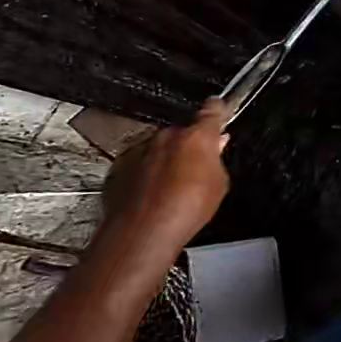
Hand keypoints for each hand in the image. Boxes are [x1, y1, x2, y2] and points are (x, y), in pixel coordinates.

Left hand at [100, 99, 232, 264]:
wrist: (144, 232)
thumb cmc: (183, 210)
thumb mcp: (219, 185)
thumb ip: (217, 161)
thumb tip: (215, 153)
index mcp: (198, 136)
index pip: (212, 110)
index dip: (218, 110)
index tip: (219, 109)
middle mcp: (168, 136)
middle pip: (183, 134)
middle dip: (189, 147)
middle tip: (196, 170)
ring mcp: (142, 149)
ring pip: (159, 149)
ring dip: (166, 162)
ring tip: (173, 190)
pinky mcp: (121, 166)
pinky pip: (138, 164)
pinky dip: (145, 174)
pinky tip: (153, 196)